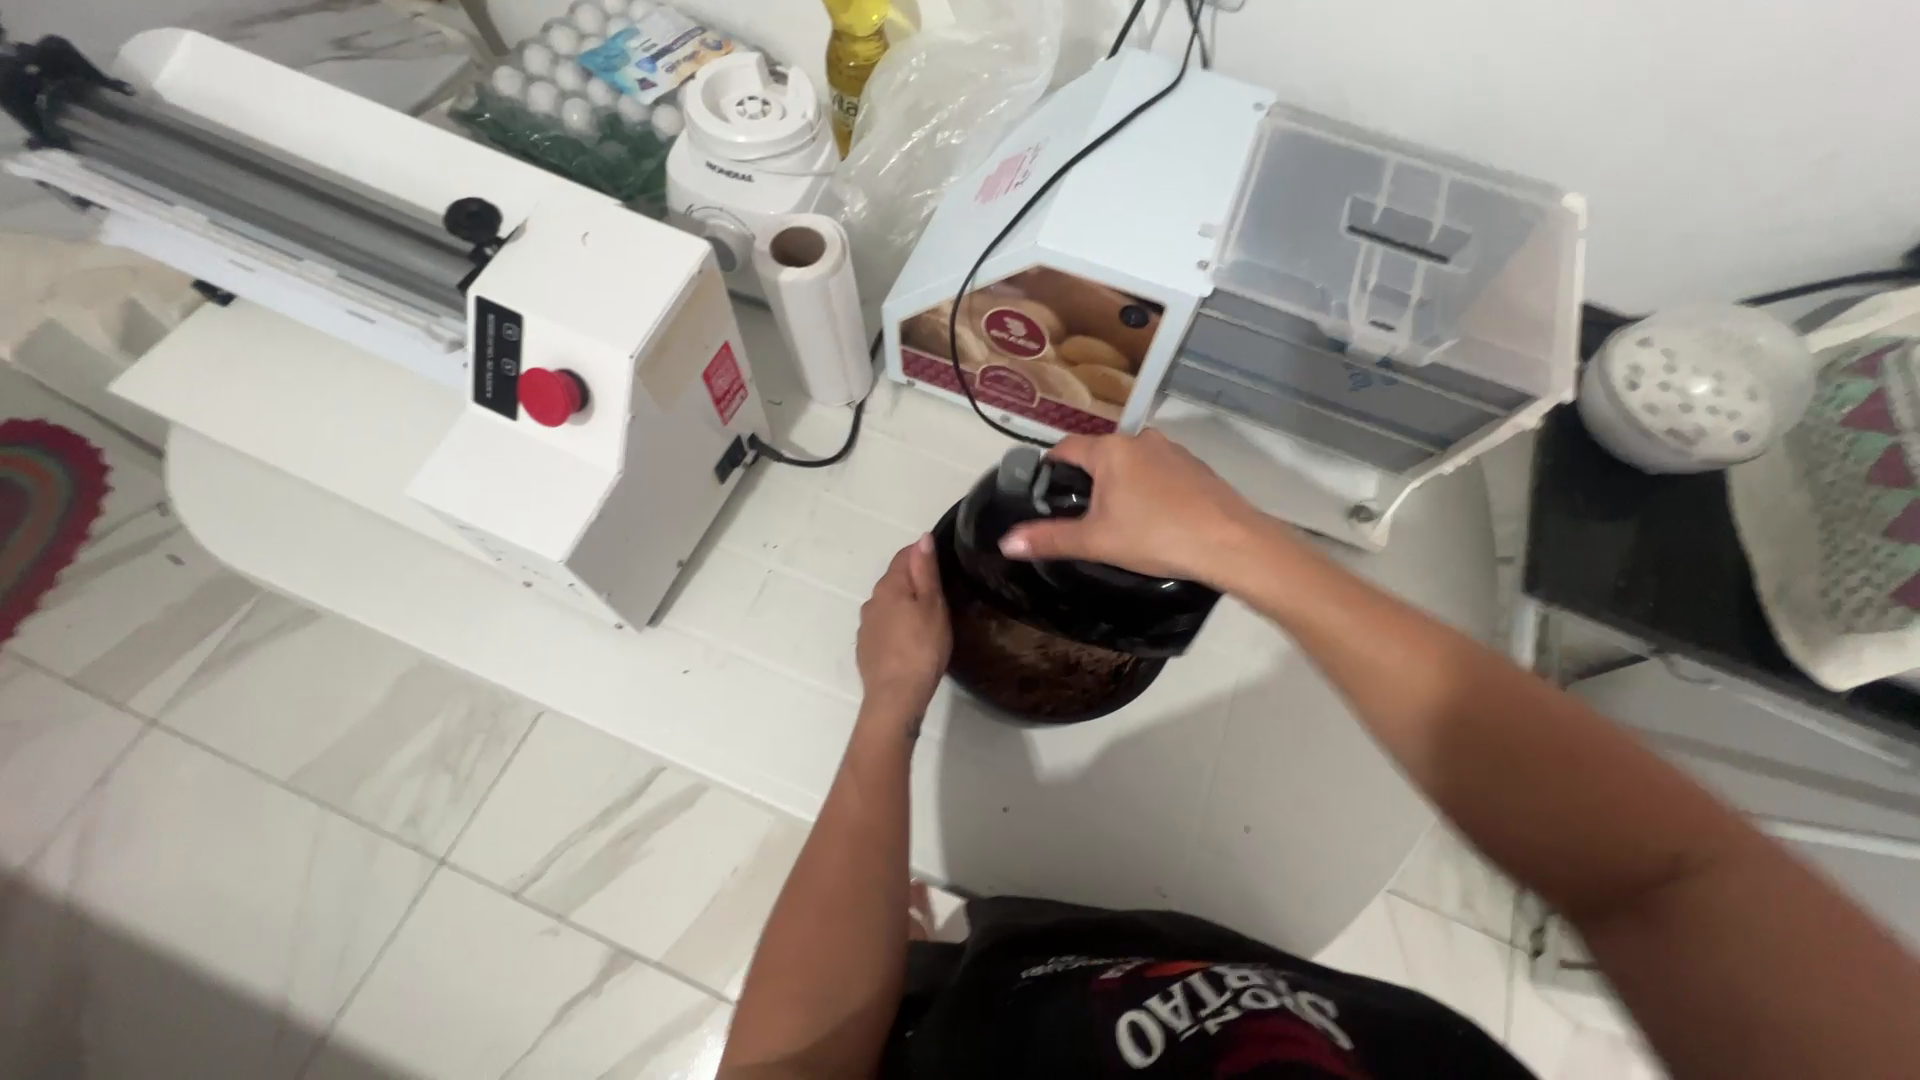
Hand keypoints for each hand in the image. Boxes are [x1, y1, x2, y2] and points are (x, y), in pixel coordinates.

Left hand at [857, 535, 951, 723]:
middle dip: (915, 580)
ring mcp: (866, 626)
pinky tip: (911, 641)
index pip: (904, 556)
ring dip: (905, 604)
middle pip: (895, 580)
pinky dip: (897, 625)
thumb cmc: (921, 648)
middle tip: (941, 594)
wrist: (895, 697)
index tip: (942, 564)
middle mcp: (872, 601)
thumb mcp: (932, 606)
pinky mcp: (866, 647)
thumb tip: (922, 537)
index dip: (923, 554)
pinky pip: (884, 626)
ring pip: (888, 604)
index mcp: (889, 586)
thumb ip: (925, 571)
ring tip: (928, 619)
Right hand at [998, 430, 1272, 585]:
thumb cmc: (1156, 536)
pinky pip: (1158, 473)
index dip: (1049, 469)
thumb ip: (1049, 539)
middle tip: (1080, 516)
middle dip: (1086, 481)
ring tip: (1117, 521)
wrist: (1230, 542)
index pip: (1065, 448)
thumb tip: (1006, 542)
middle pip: (1099, 455)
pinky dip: (1148, 490)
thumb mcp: (1096, 541)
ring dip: (1119, 485)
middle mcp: (1140, 440)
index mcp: (1110, 450)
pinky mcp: (1195, 467)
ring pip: (1131, 463)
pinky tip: (1153, 519)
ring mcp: (1172, 450)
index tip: (1042, 493)